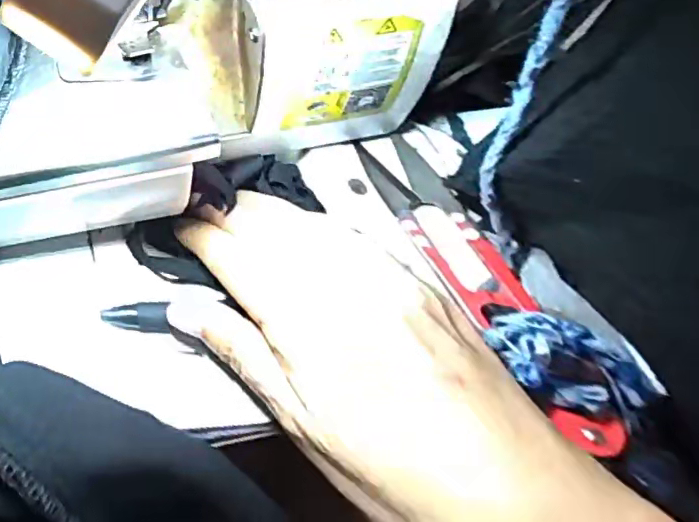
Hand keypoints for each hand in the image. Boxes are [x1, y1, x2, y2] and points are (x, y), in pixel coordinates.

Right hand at [171, 193, 663, 521]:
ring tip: (232, 208)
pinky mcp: (416, 278)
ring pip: (301, 215)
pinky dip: (308, 219)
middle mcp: (342, 281)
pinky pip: (347, 228)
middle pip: (262, 220)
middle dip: (219, 209)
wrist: (527, 500)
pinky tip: (297, 224)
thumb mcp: (305, 424)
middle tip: (192, 209)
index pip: (228, 250)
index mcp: (304, 318)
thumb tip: (183, 309)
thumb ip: (240, 351)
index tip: (172, 227)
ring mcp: (383, 274)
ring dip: (259, 207)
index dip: (192, 233)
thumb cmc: (405, 474)